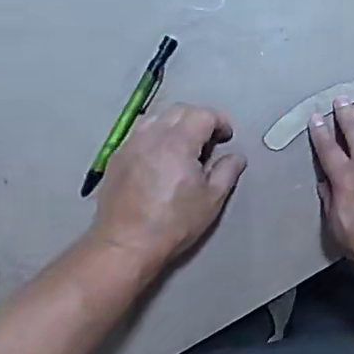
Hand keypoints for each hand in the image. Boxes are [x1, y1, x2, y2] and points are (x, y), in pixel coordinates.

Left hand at [88, 103, 246, 270]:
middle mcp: (151, 135)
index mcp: (178, 142)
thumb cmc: (174, 223)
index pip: (203, 114)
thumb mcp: (211, 199)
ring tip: (185, 149)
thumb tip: (236, 157)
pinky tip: (162, 160)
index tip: (227, 137)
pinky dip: (156, 137)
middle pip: (179, 111)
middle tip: (210, 142)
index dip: (220, 122)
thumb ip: (227, 172)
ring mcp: (130, 145)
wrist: (127, 243)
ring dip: (176, 125)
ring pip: (157, 119)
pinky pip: (140, 135)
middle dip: (199, 119)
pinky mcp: (117, 158)